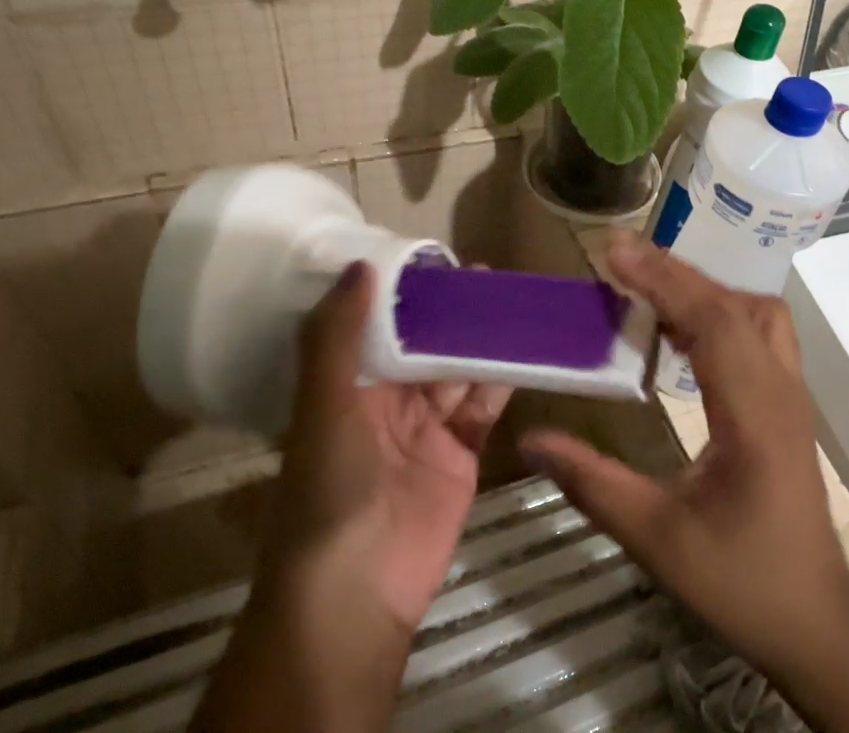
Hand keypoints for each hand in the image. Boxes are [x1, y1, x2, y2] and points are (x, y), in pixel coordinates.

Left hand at [265, 260, 512, 629]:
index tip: (436, 259)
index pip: (375, 326)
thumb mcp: (324, 405)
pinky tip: (524, 352)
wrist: (356, 588)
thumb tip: (362, 265)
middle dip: (451, 314)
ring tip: (514, 304)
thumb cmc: (329, 490)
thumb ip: (338, 337)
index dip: (403, 293)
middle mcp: (383, 401)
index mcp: (342, 386)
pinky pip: (482, 407)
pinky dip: (501, 382)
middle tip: (490, 277)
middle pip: (423, 345)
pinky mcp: (461, 454)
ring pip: (457, 372)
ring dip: (481, 342)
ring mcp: (424, 428)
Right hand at [518, 231, 848, 675]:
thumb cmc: (741, 581)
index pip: (714, 321)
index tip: (614, 252)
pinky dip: (717, 317)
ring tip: (645, 291)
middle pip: (737, 306)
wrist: (815, 619)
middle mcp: (781, 391)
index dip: (664, 280)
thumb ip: (592, 483)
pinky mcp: (786, 408)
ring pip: (756, 315)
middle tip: (618, 261)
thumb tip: (531, 441)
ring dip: (704, 293)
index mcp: (754, 414)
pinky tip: (677, 335)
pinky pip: (756, 338)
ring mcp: (791, 397)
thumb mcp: (656, 537)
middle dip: (677, 275)